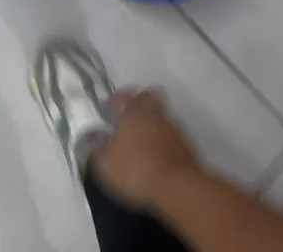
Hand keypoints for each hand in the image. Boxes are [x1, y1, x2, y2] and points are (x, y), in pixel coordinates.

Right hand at [89, 89, 204, 210]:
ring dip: (154, 126)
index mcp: (133, 111)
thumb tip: (92, 139)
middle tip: (130, 120)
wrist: (179, 189)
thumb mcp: (105, 165)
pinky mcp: (189, 147)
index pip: (126, 94)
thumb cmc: (136, 170)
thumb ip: (96, 149)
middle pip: (150, 98)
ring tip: (144, 144)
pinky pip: (173, 138)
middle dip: (140, 105)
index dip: (117, 100)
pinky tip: (158, 159)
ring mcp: (175, 129)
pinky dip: (165, 144)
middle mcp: (155, 114)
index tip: (110, 110)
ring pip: (163, 118)